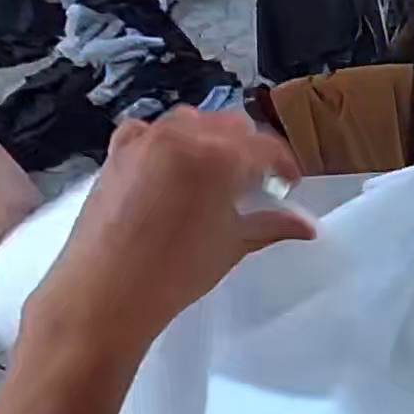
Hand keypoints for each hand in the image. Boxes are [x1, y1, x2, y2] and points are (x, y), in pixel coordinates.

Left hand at [25, 110, 312, 358]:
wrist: (105, 292)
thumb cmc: (177, 272)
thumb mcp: (234, 244)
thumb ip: (273, 225)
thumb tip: (308, 227)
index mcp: (220, 157)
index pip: (267, 147)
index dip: (285, 165)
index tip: (290, 185)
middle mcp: (183, 136)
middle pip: (232, 125)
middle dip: (251, 150)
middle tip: (257, 183)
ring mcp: (146, 140)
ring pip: (193, 121)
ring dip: (212, 139)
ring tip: (218, 174)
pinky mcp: (118, 151)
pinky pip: (151, 129)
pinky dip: (170, 140)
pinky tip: (173, 167)